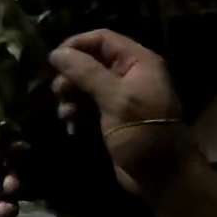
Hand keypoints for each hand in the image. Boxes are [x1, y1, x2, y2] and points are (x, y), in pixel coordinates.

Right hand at [49, 30, 202, 194]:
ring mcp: (121, 98)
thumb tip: (56, 53)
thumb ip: (86, 73)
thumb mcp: (115, 99)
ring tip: (64, 112)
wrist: (163, 177)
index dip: (76, 45)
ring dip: (71, 95)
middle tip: (58, 92)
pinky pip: (88, 107)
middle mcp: (129, 75)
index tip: (53, 60)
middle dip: (71, 74)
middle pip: (91, 62)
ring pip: (86, 85)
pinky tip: (69, 124)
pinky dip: (76, 112)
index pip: (102, 39)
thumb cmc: (143, 133)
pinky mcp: (112, 119)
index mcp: (138, 62)